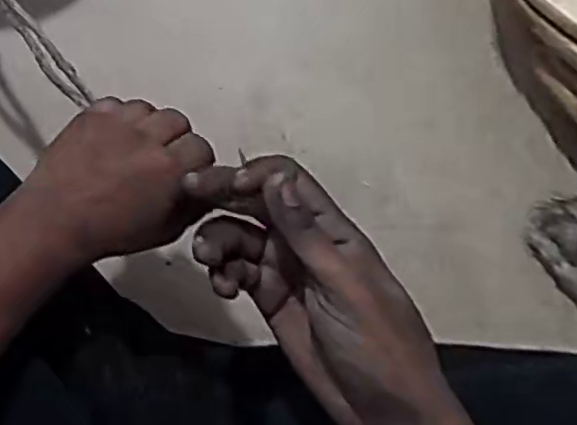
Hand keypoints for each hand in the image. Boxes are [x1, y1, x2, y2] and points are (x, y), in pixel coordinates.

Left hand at [9, 98, 214, 267]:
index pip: (201, 147)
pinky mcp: (91, 115)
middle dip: (173, 137)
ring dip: (145, 123)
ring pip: (146, 108)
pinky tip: (112, 135)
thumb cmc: (107, 228)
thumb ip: (191, 204)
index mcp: (170, 168)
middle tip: (160, 153)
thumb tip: (201, 188)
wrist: (60, 216)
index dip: (194, 159)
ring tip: (134, 143)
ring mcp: (116, 123)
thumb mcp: (165, 229)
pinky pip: (114, 103)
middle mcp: (146, 139)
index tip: (186, 166)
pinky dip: (116, 116)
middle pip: (176, 120)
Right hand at [187, 157, 471, 424]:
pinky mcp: (266, 294)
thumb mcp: (346, 288)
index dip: (256, 175)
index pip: (288, 181)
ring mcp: (282, 267)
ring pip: (235, 232)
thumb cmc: (382, 350)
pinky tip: (221, 287)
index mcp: (330, 232)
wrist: (389, 422)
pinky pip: (233, 268)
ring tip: (206, 258)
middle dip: (219, 193)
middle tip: (187, 189)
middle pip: (253, 200)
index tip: (230, 186)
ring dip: (215, 238)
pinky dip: (220, 271)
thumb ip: (306, 234)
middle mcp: (301, 241)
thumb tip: (276, 178)